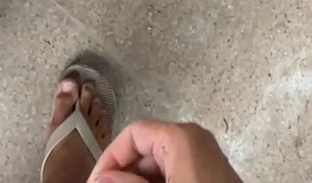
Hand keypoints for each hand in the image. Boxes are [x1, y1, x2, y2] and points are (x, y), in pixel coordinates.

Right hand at [89, 120, 244, 182]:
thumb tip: (103, 179)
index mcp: (181, 138)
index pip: (134, 133)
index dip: (111, 157)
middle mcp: (193, 141)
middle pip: (146, 149)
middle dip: (124, 174)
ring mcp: (203, 159)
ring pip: (159, 166)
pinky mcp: (208, 177)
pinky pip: (174, 176)